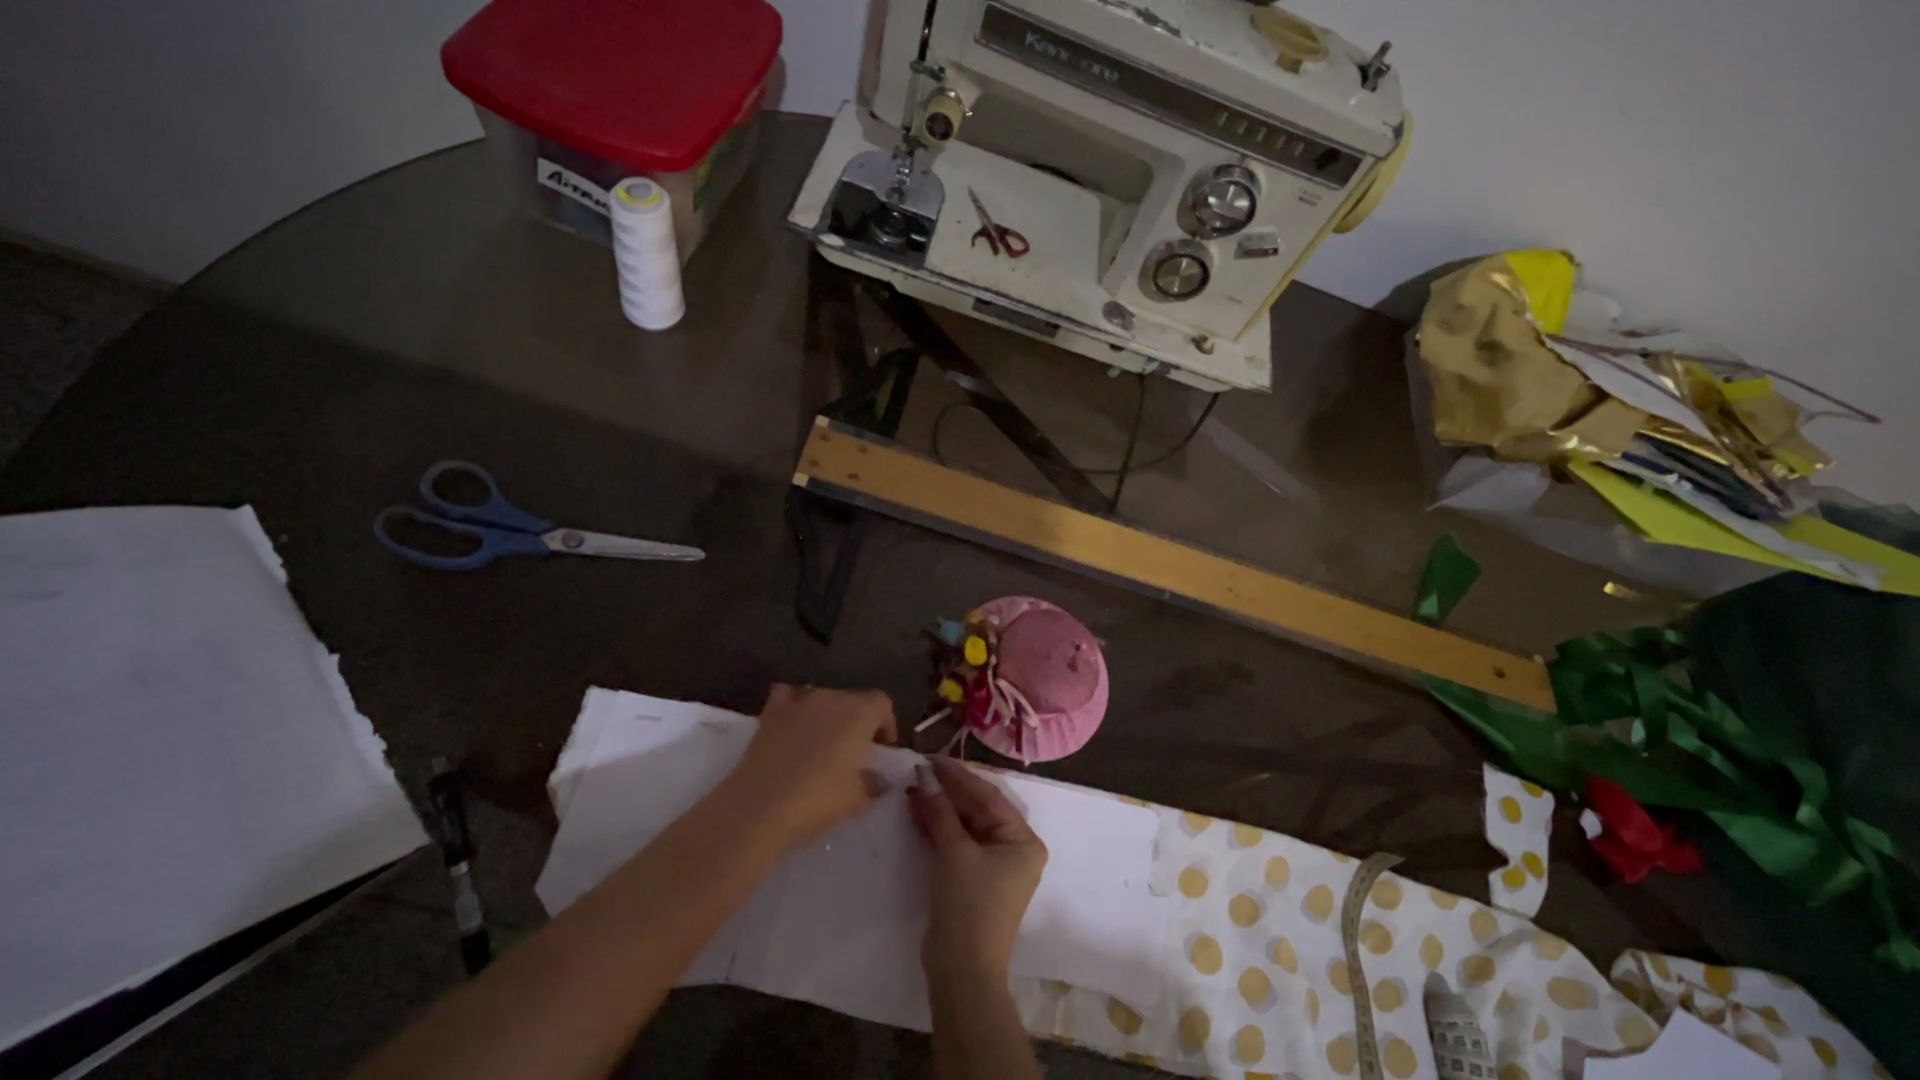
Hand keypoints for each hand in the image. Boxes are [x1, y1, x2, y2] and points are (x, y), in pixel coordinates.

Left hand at [722, 684, 897, 845]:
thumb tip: (878, 778)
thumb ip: (873, 783)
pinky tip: (794, 724)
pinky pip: (788, 697)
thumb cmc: (819, 800)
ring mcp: (799, 702)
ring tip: (824, 741)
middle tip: (855, 750)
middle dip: (857, 720)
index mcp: (860, 714)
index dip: (886, 723)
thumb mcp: (857, 798)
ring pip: (822, 696)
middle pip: (852, 699)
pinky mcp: (771, 712)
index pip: (882, 704)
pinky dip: (795, 706)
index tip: (882, 748)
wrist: (762, 805)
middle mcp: (831, 699)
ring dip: (828, 713)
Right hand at [907, 756, 1047, 980]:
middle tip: (919, 769)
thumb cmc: (968, 903)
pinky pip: (957, 843)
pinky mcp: (973, 879)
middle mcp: (1014, 849)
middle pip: (977, 810)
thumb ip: (940, 810)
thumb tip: (924, 775)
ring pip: (964, 826)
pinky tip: (916, 810)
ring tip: (911, 786)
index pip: (989, 797)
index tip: (932, 758)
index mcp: (1023, 840)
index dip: (959, 775)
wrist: (961, 966)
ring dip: (939, 808)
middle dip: (947, 791)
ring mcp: (993, 866)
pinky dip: (938, 828)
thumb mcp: (954, 851)